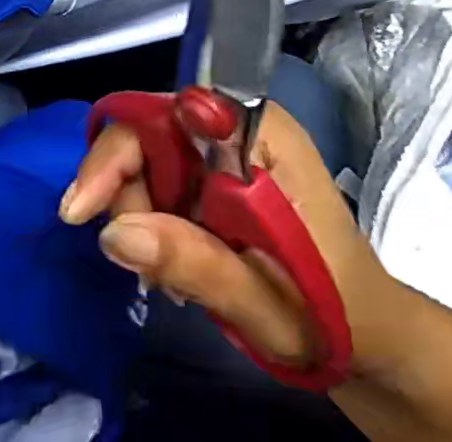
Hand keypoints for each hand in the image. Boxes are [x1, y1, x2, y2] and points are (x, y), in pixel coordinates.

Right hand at [59, 102, 405, 376]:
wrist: (366, 336)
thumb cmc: (335, 318)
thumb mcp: (267, 305)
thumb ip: (196, 264)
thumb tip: (111, 233)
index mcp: (262, 137)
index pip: (166, 115)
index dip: (119, 153)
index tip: (85, 208)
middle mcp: (235, 128)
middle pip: (143, 135)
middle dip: (123, 196)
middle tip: (135, 261)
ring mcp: (218, 149)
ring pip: (139, 160)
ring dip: (133, 215)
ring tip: (162, 275)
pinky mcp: (206, 172)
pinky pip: (151, 180)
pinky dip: (144, 221)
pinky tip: (166, 261)